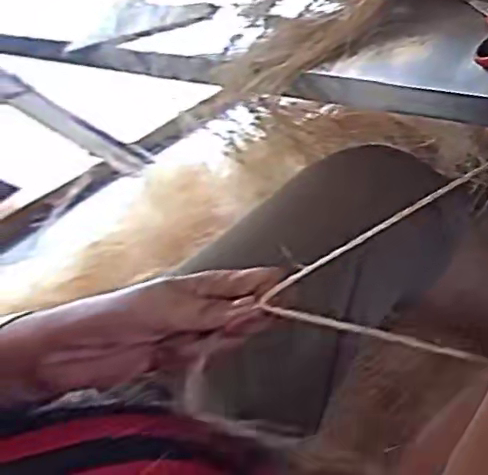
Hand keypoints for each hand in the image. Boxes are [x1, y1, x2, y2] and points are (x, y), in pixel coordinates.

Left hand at [0, 269, 282, 401]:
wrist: (59, 354)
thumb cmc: (117, 314)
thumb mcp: (170, 306)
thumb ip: (216, 309)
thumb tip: (262, 306)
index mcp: (215, 284)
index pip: (264, 280)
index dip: (276, 291)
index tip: (276, 306)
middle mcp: (212, 306)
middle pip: (254, 310)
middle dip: (244, 322)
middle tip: (225, 328)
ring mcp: (195, 331)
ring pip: (230, 336)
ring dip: (214, 343)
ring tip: (184, 344)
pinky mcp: (178, 356)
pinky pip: (205, 357)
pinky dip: (194, 359)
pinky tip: (172, 357)